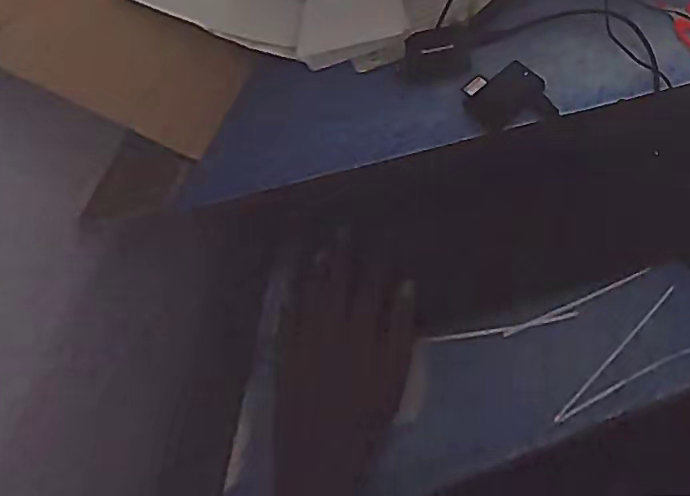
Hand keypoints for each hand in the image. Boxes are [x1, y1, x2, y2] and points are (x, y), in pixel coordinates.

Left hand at [275, 236, 415, 495]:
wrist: (321, 459)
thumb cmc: (368, 416)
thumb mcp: (396, 373)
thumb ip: (400, 326)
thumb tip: (405, 285)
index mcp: (360, 329)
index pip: (369, 283)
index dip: (375, 258)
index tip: (380, 234)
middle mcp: (330, 328)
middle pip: (336, 283)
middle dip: (341, 254)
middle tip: (343, 229)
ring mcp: (303, 343)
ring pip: (308, 297)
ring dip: (313, 271)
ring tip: (318, 250)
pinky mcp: (283, 361)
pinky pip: (285, 322)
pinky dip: (289, 303)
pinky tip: (290, 291)